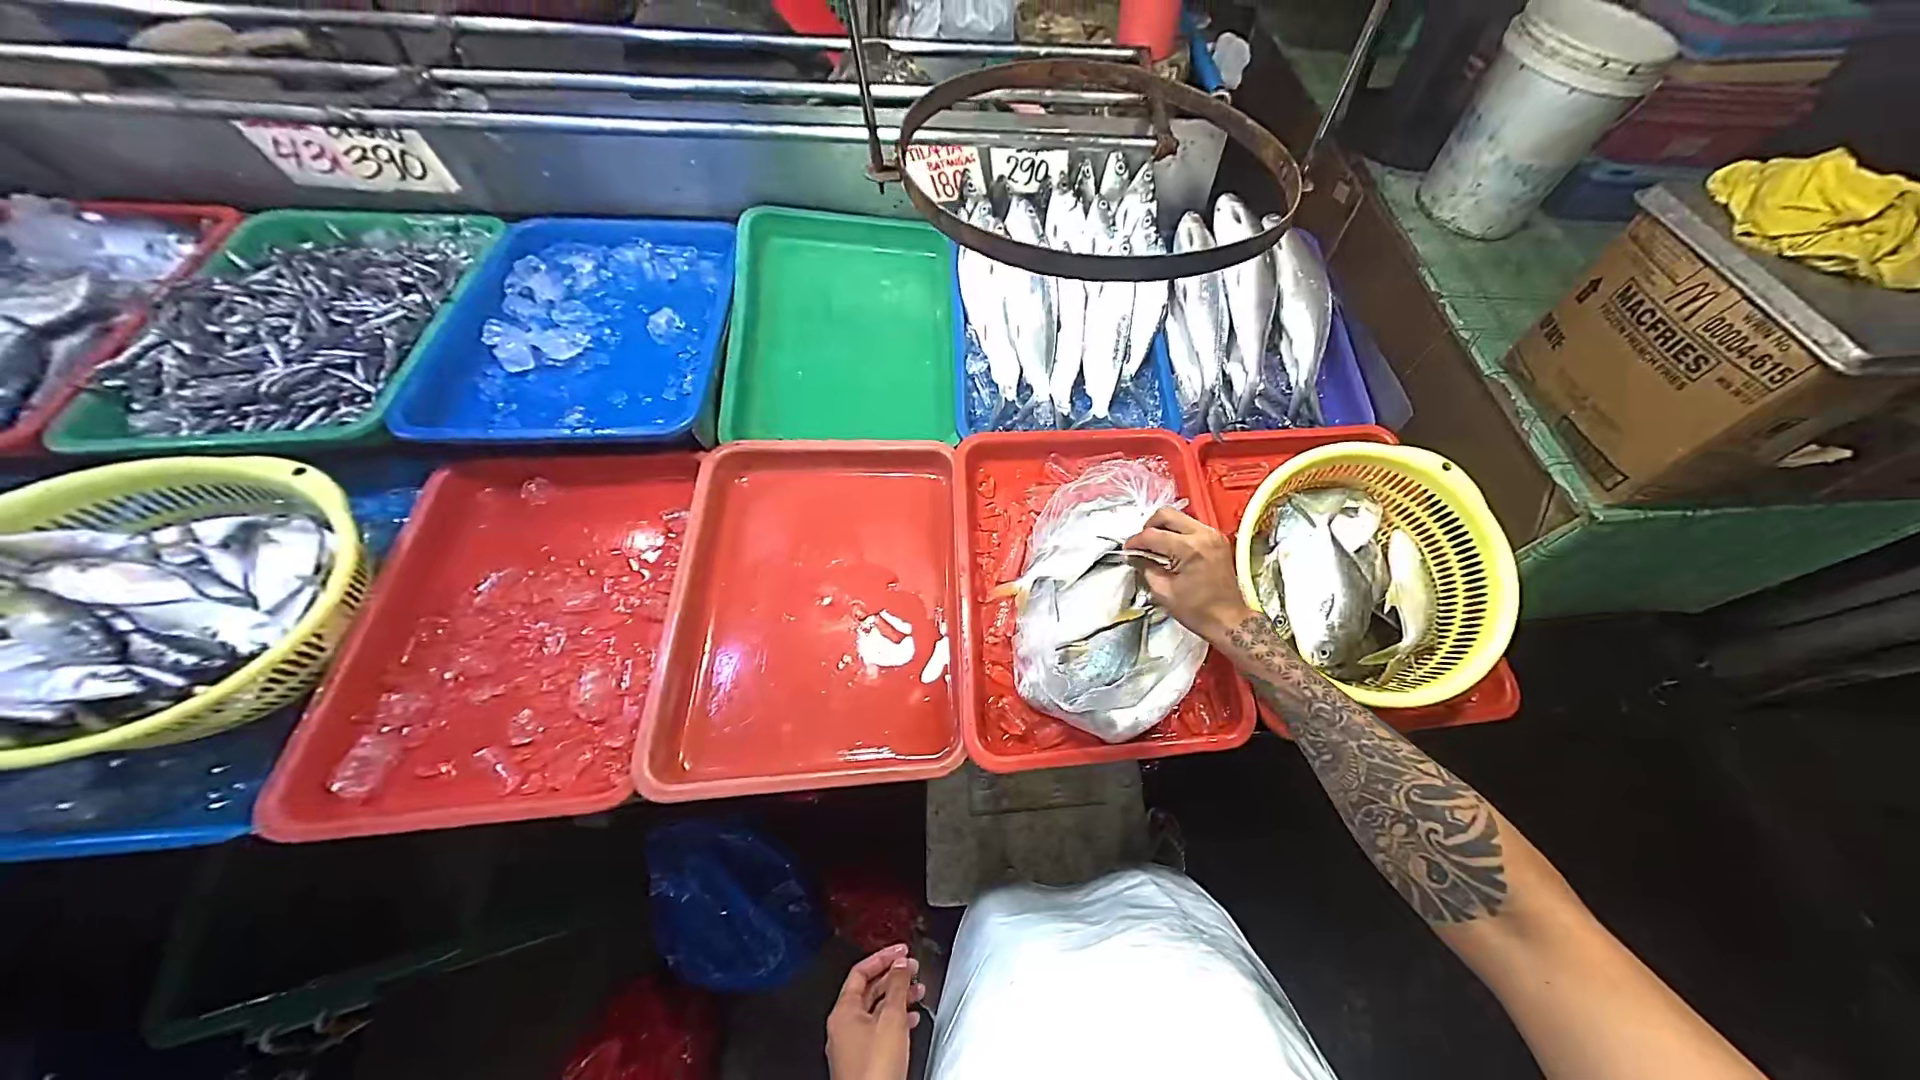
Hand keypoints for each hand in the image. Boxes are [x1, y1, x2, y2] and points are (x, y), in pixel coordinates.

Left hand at [826, 943, 923, 1079]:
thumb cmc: (875, 1070)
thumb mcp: (891, 1018)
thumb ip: (897, 986)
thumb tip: (900, 964)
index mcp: (843, 1011)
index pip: (861, 971)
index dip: (882, 957)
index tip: (900, 950)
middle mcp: (843, 1026)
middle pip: (868, 990)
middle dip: (892, 977)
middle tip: (911, 968)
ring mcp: (852, 1045)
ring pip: (875, 1009)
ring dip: (897, 997)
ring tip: (917, 991)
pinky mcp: (862, 1061)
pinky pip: (879, 1028)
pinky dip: (895, 1018)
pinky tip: (911, 1020)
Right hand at [1126, 508, 1253, 639]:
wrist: (1229, 619)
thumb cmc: (1197, 610)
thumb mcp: (1163, 591)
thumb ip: (1146, 567)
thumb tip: (1136, 555)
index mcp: (1189, 549)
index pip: (1153, 534)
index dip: (1135, 541)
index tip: (1127, 550)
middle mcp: (1203, 535)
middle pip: (1166, 514)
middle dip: (1149, 527)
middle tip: (1142, 544)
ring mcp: (1213, 535)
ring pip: (1179, 517)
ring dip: (1163, 528)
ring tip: (1155, 547)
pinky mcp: (1217, 539)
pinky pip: (1191, 526)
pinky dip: (1177, 533)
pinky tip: (1171, 549)